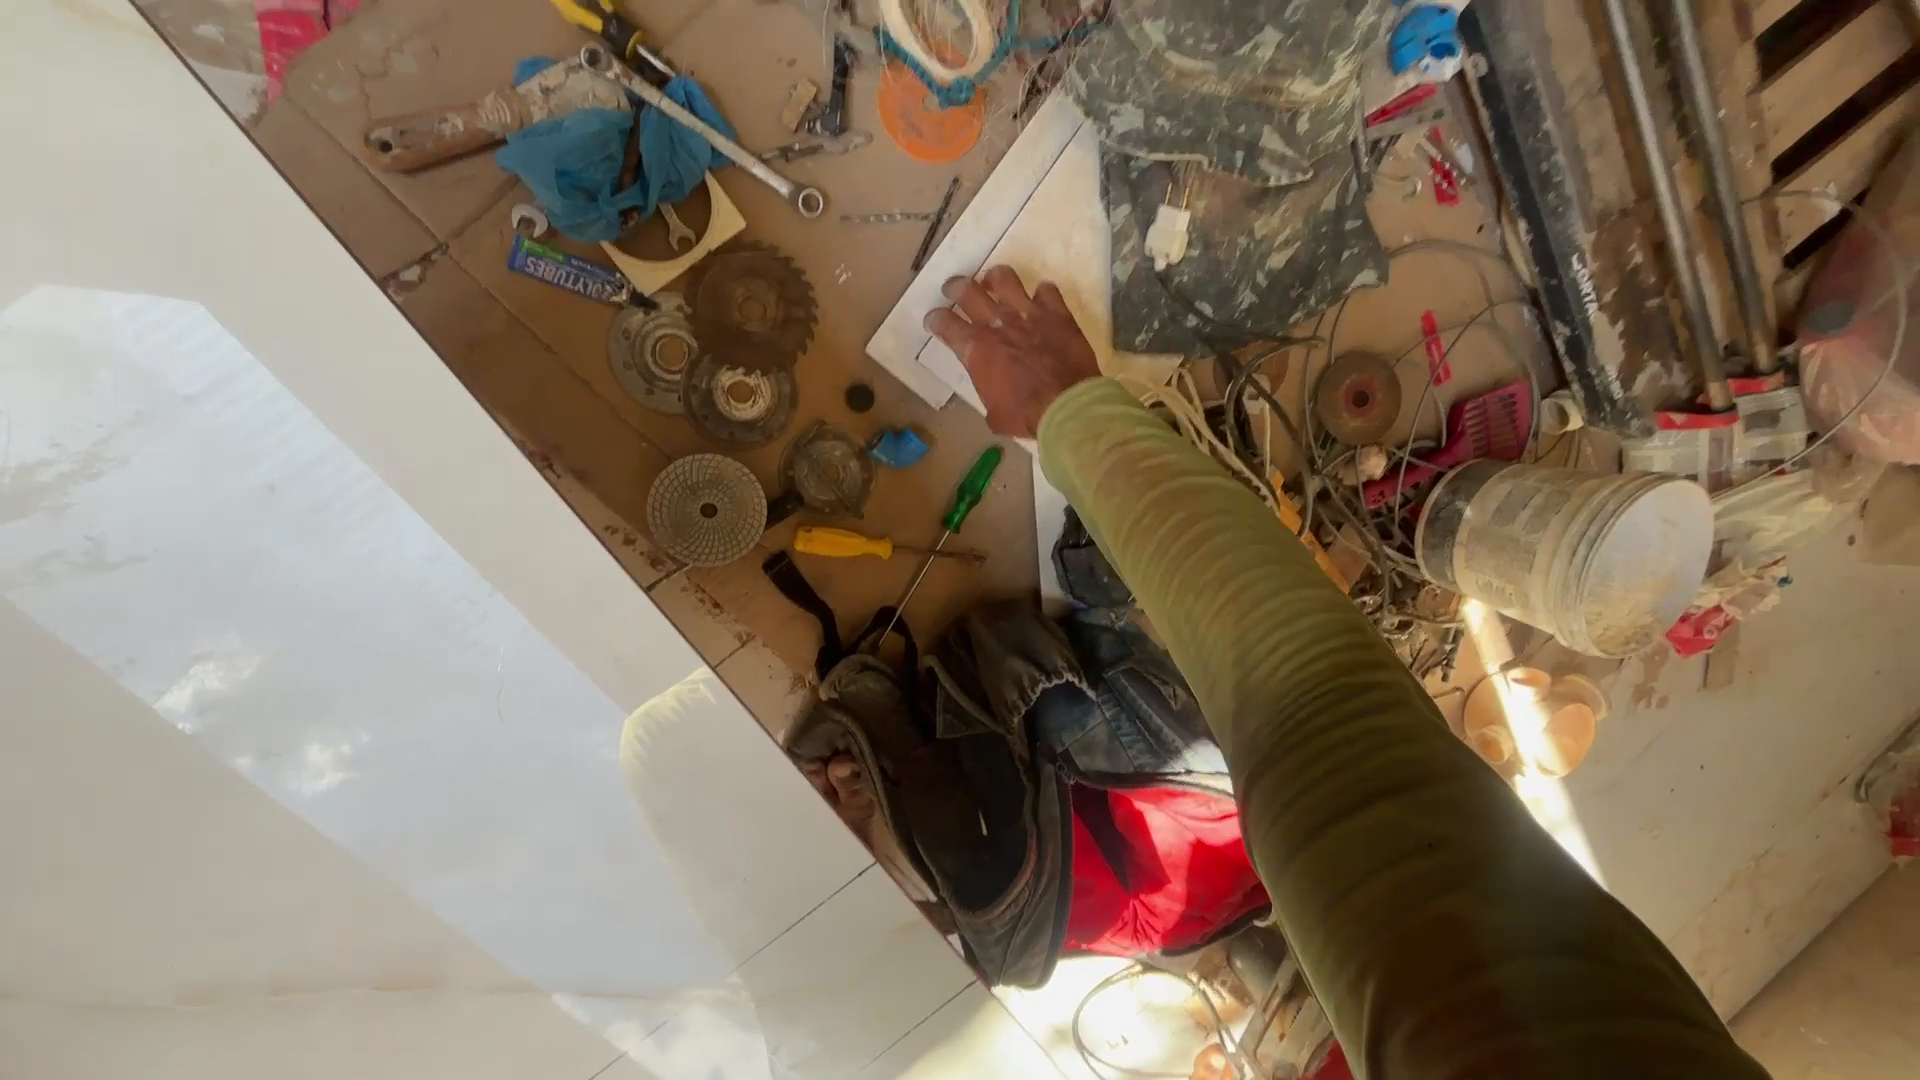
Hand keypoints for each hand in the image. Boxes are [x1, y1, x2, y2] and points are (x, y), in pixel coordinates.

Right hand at [922, 266, 1100, 437]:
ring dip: (995, 278)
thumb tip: (994, 394)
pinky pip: (1047, 290)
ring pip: (1004, 278)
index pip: (944, 323)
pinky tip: (1041, 301)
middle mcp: (997, 323)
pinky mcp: (1057, 313)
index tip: (934, 321)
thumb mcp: (994, 412)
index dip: (935, 319)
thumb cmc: (1026, 415)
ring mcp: (1028, 313)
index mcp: (976, 349)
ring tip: (994, 283)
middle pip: (966, 290)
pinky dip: (1042, 294)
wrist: (1066, 405)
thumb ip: (988, 392)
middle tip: (954, 289)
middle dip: (955, 287)